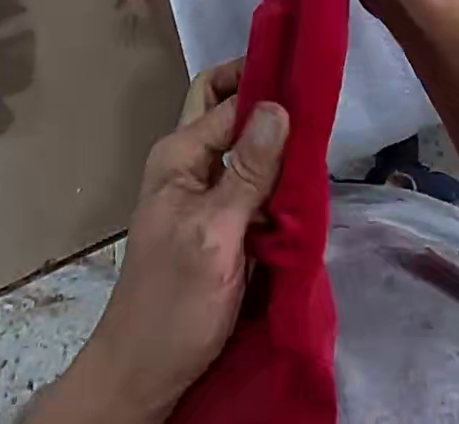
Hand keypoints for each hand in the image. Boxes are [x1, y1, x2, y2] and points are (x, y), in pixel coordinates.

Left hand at [30, 60, 288, 423]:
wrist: (143, 374)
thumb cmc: (174, 304)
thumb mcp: (216, 233)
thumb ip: (249, 171)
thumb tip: (278, 105)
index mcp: (179, 154)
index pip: (228, 100)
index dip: (265, 86)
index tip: (310, 83)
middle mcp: (189, 161)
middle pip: (225, 108)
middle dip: (262, 98)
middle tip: (307, 101)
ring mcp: (203, 188)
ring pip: (242, 142)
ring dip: (273, 138)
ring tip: (314, 134)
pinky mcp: (220, 215)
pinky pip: (250, 177)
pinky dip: (274, 173)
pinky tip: (301, 176)